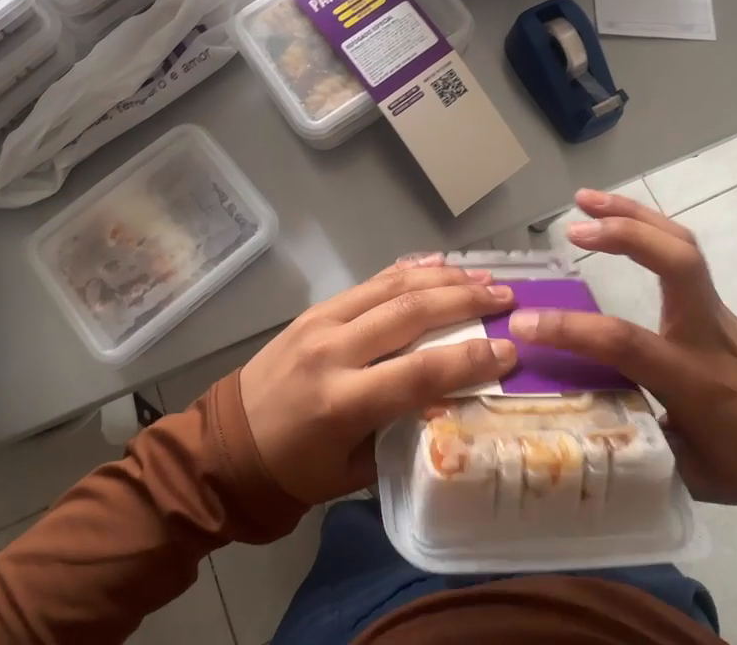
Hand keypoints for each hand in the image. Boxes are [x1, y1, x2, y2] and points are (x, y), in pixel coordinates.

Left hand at [239, 259, 517, 503]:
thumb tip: (450, 400)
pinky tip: (436, 265)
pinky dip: (406, 272)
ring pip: (391, 288)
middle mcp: (333, 352)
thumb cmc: (294, 471)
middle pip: (411, 314)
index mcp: (343, 402)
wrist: (226, 447)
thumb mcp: (353, 470)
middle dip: (465, 301)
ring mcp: (320, 324)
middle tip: (506, 298)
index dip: (470, 359)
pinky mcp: (313, 311)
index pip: (420, 372)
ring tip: (482, 276)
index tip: (510, 351)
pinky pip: (368, 284)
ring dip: (441, 278)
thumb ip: (401, 432)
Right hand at [509, 189, 736, 507]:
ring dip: (633, 214)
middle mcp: (706, 332)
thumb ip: (634, 440)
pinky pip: (683, 253)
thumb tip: (577, 413)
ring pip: (682, 245)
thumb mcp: (688, 471)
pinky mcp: (715, 303)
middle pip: (677, 262)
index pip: (626, 342)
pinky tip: (618, 218)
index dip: (571, 330)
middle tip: (572, 227)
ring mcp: (715, 311)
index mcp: (694, 378)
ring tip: (585, 198)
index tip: (524, 323)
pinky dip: (648, 226)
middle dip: (626, 235)